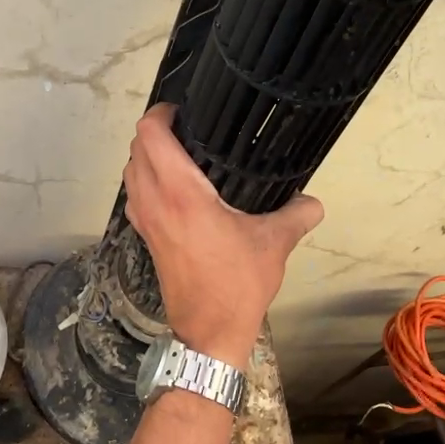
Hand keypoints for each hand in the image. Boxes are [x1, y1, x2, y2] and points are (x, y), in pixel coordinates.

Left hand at [122, 104, 323, 366]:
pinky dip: (145, 181)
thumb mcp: (275, 243)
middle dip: (155, 132)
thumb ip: (297, 214)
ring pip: (131, 172)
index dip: (161, 113)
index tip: (183, 111)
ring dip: (145, 157)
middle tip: (187, 130)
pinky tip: (174, 189)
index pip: (150, 134)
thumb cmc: (236, 283)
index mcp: (180, 192)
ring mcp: (145, 220)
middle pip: (135, 149)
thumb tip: (313, 201)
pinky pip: (135, 196)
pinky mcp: (146, 238)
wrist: (208, 332)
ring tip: (180, 155)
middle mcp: (154, 201)